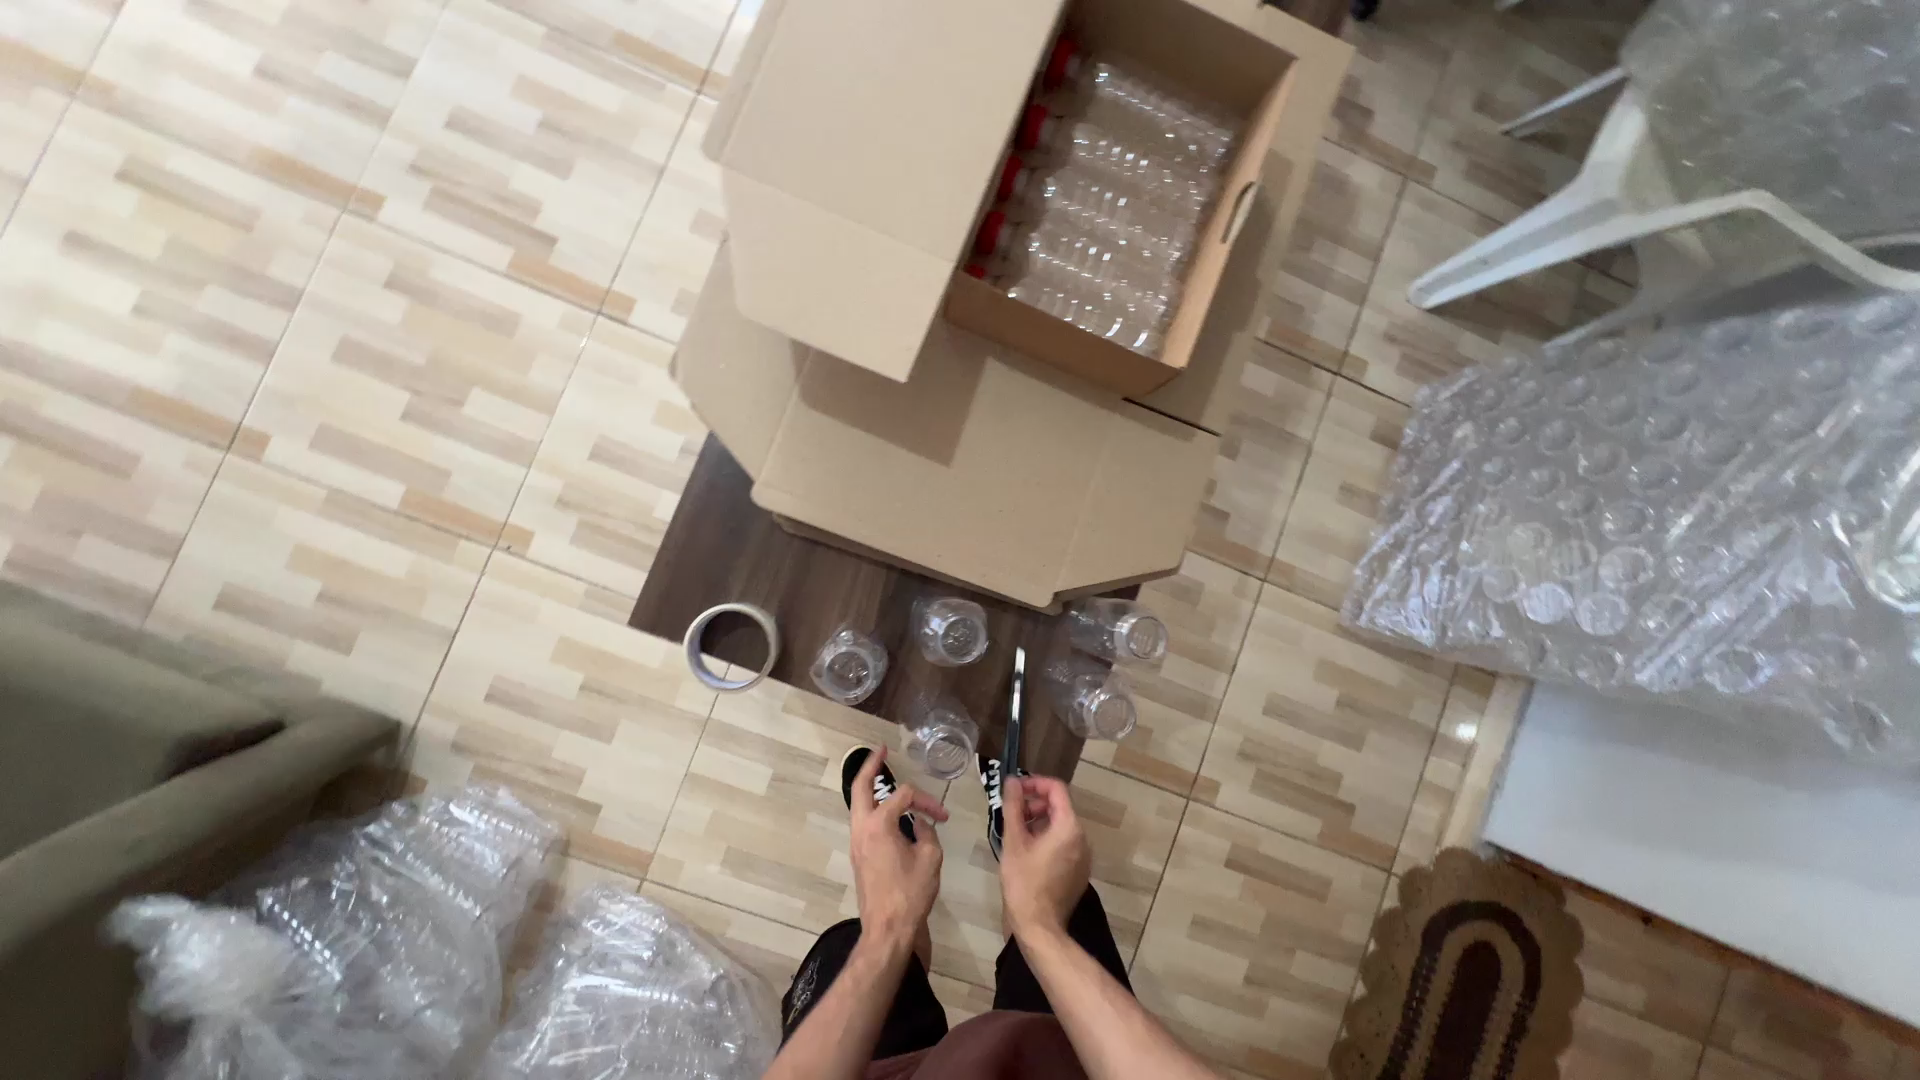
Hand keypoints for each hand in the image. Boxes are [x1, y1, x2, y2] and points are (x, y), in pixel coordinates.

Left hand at [848, 748, 946, 950]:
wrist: (886, 930)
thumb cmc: (910, 893)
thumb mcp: (930, 858)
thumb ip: (927, 833)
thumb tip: (919, 824)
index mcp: (879, 824)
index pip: (904, 796)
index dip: (926, 801)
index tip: (943, 816)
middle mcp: (862, 828)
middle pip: (860, 786)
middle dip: (870, 765)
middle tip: (881, 749)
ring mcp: (856, 842)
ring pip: (858, 804)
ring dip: (869, 787)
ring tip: (881, 773)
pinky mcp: (858, 855)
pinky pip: (862, 820)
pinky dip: (872, 807)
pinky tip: (885, 808)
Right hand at [999, 774, 1089, 941]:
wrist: (1039, 927)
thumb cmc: (1024, 882)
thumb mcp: (1014, 841)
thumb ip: (1013, 806)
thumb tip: (1012, 781)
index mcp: (1069, 827)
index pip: (1057, 789)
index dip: (1035, 783)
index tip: (1014, 790)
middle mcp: (1083, 838)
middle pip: (1060, 806)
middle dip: (1035, 803)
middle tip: (1012, 813)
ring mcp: (1084, 856)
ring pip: (1062, 826)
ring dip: (1039, 821)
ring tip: (1017, 832)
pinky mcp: (1079, 871)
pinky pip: (1065, 843)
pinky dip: (1048, 838)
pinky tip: (1028, 851)